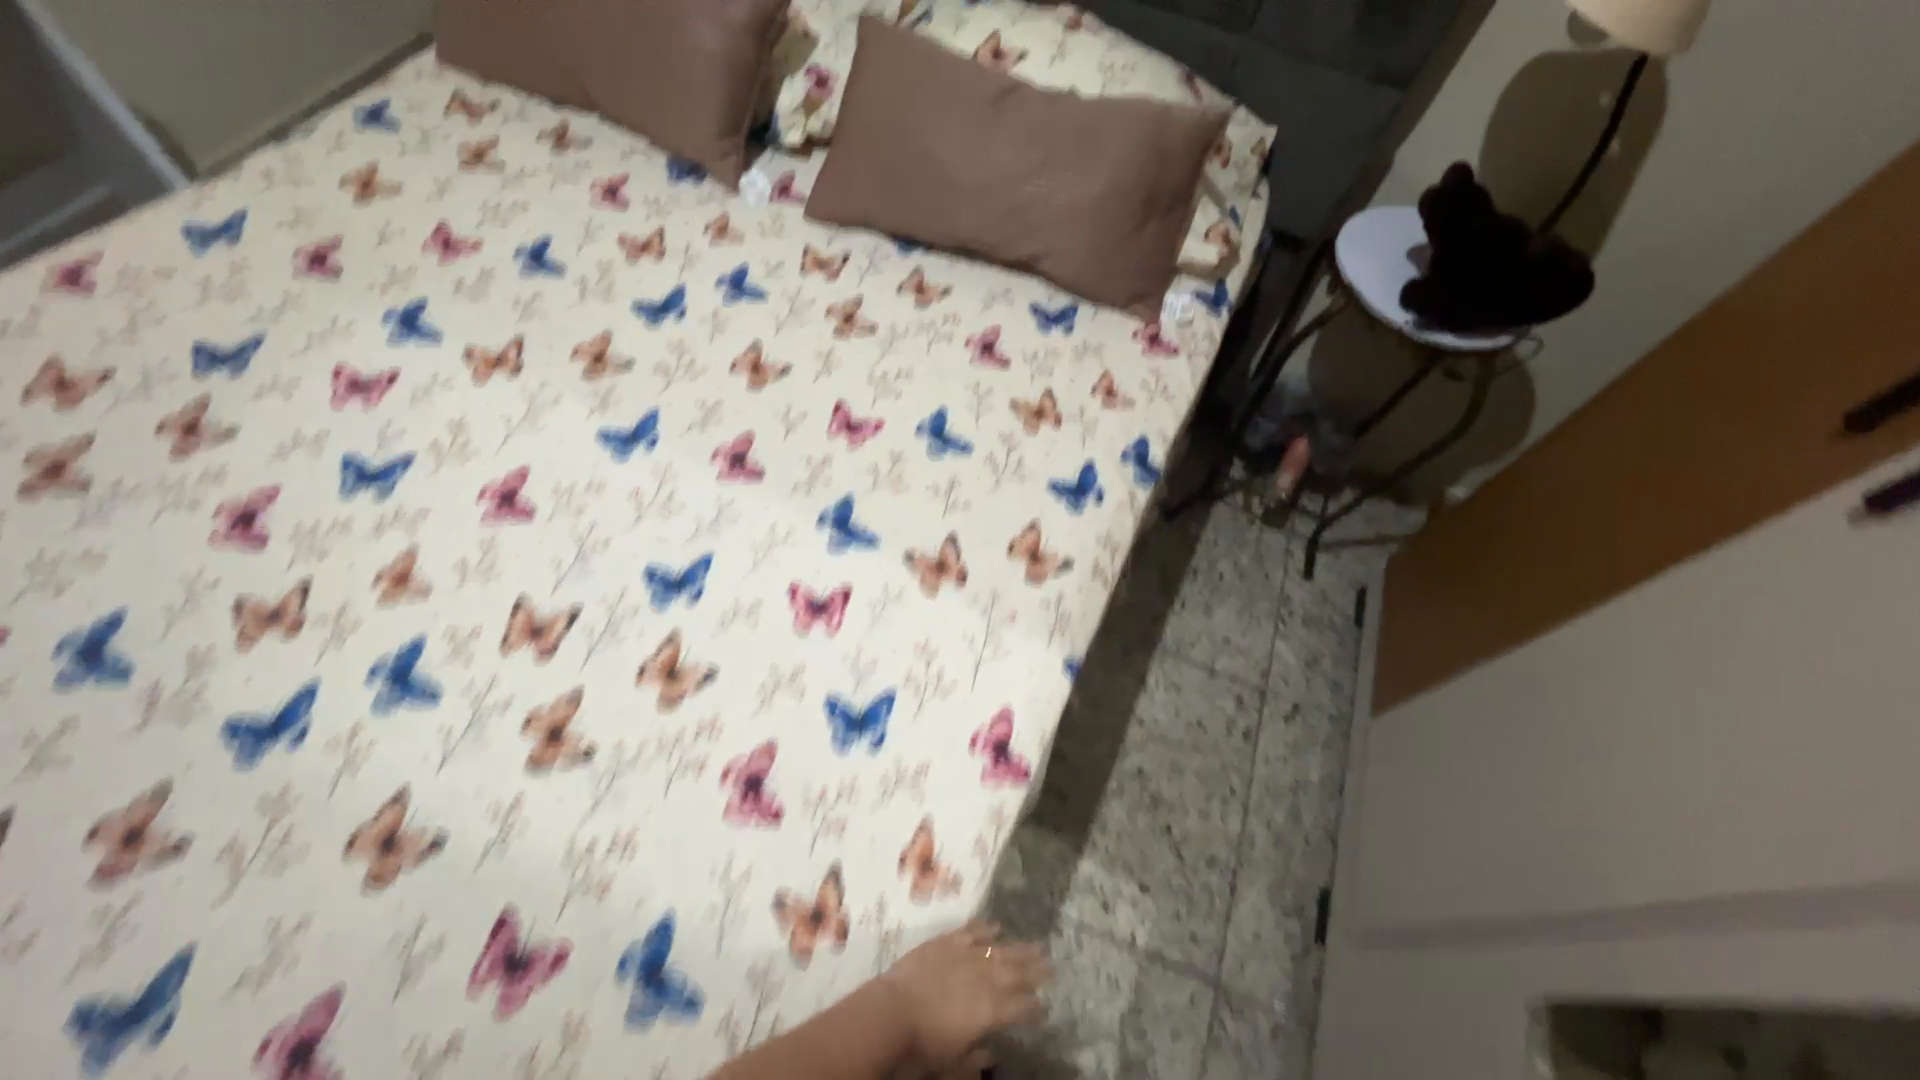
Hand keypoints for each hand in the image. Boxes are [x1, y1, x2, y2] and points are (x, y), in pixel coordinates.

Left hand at [882, 921, 1050, 1068]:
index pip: (1021, 1006)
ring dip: (1019, 948)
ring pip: (999, 950)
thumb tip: (991, 1054)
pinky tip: (996, 925)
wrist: (890, 1012)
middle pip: (1017, 972)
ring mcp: (965, 957)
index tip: (1043, 1005)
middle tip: (1052, 965)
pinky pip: (970, 932)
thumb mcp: (952, 1063)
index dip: (1034, 1006)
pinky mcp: (945, 943)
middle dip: (1036, 970)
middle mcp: (985, 980)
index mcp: (991, 1011)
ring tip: (1037, 944)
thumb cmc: (921, 1045)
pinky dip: (984, 928)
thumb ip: (974, 1058)